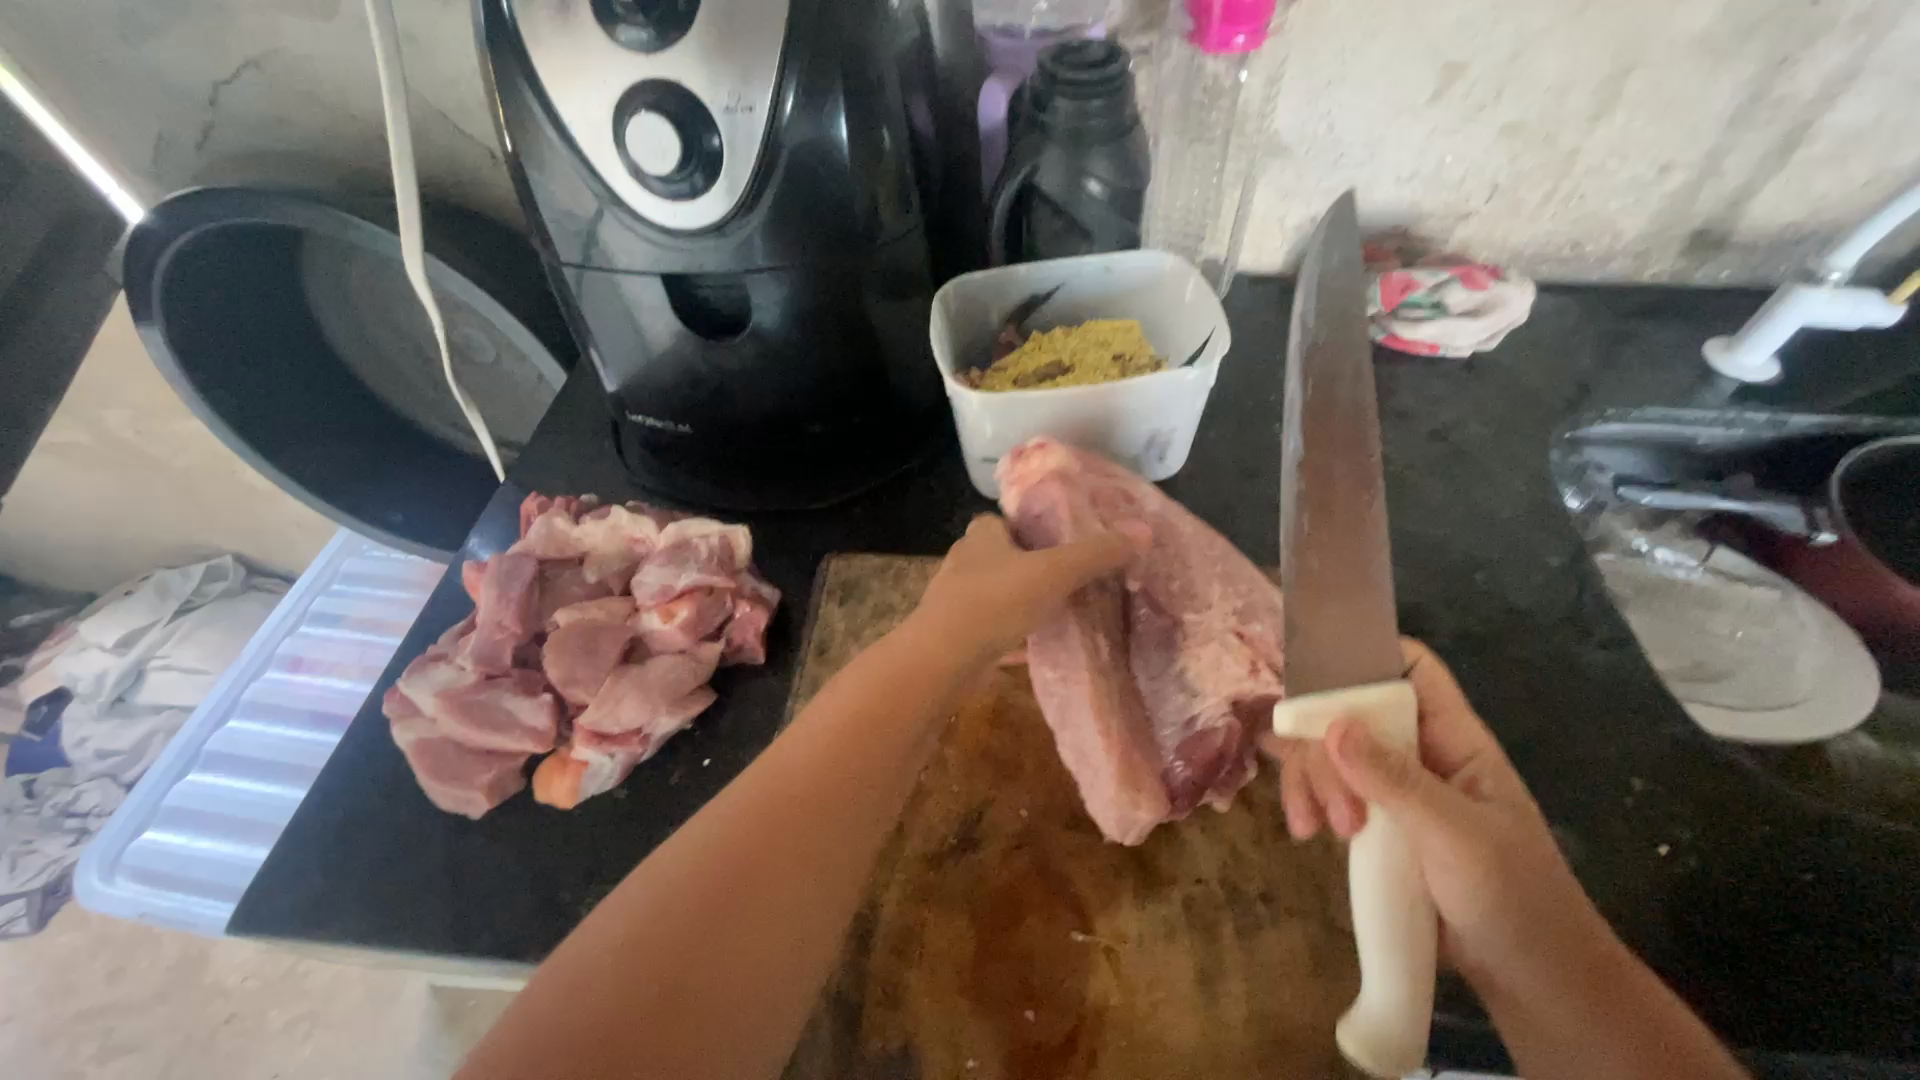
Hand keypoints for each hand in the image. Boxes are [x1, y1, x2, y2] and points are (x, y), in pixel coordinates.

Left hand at [907, 513, 1145, 665]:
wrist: (943, 658)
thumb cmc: (996, 600)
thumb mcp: (1055, 571)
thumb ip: (1096, 553)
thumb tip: (1143, 530)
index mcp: (982, 536)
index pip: (1003, 521)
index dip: (1029, 527)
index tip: (1061, 540)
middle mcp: (965, 563)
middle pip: (1001, 558)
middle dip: (1029, 567)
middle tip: (1067, 577)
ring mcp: (957, 602)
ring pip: (996, 595)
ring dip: (1021, 602)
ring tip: (1059, 611)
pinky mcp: (957, 637)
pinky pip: (992, 630)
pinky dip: (1013, 636)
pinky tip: (1038, 648)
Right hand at [1314, 640, 1617, 992]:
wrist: (1533, 979)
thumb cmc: (1517, 898)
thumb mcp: (1458, 836)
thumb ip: (1396, 780)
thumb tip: (1332, 725)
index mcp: (1453, 737)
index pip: (1408, 669)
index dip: (1364, 655)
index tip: (1311, 673)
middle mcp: (1417, 751)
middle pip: (1349, 711)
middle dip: (1324, 749)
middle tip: (1334, 808)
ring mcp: (1391, 787)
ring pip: (1328, 751)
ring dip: (1311, 781)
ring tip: (1315, 829)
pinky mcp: (1373, 822)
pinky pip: (1326, 790)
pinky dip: (1307, 803)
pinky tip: (1304, 831)